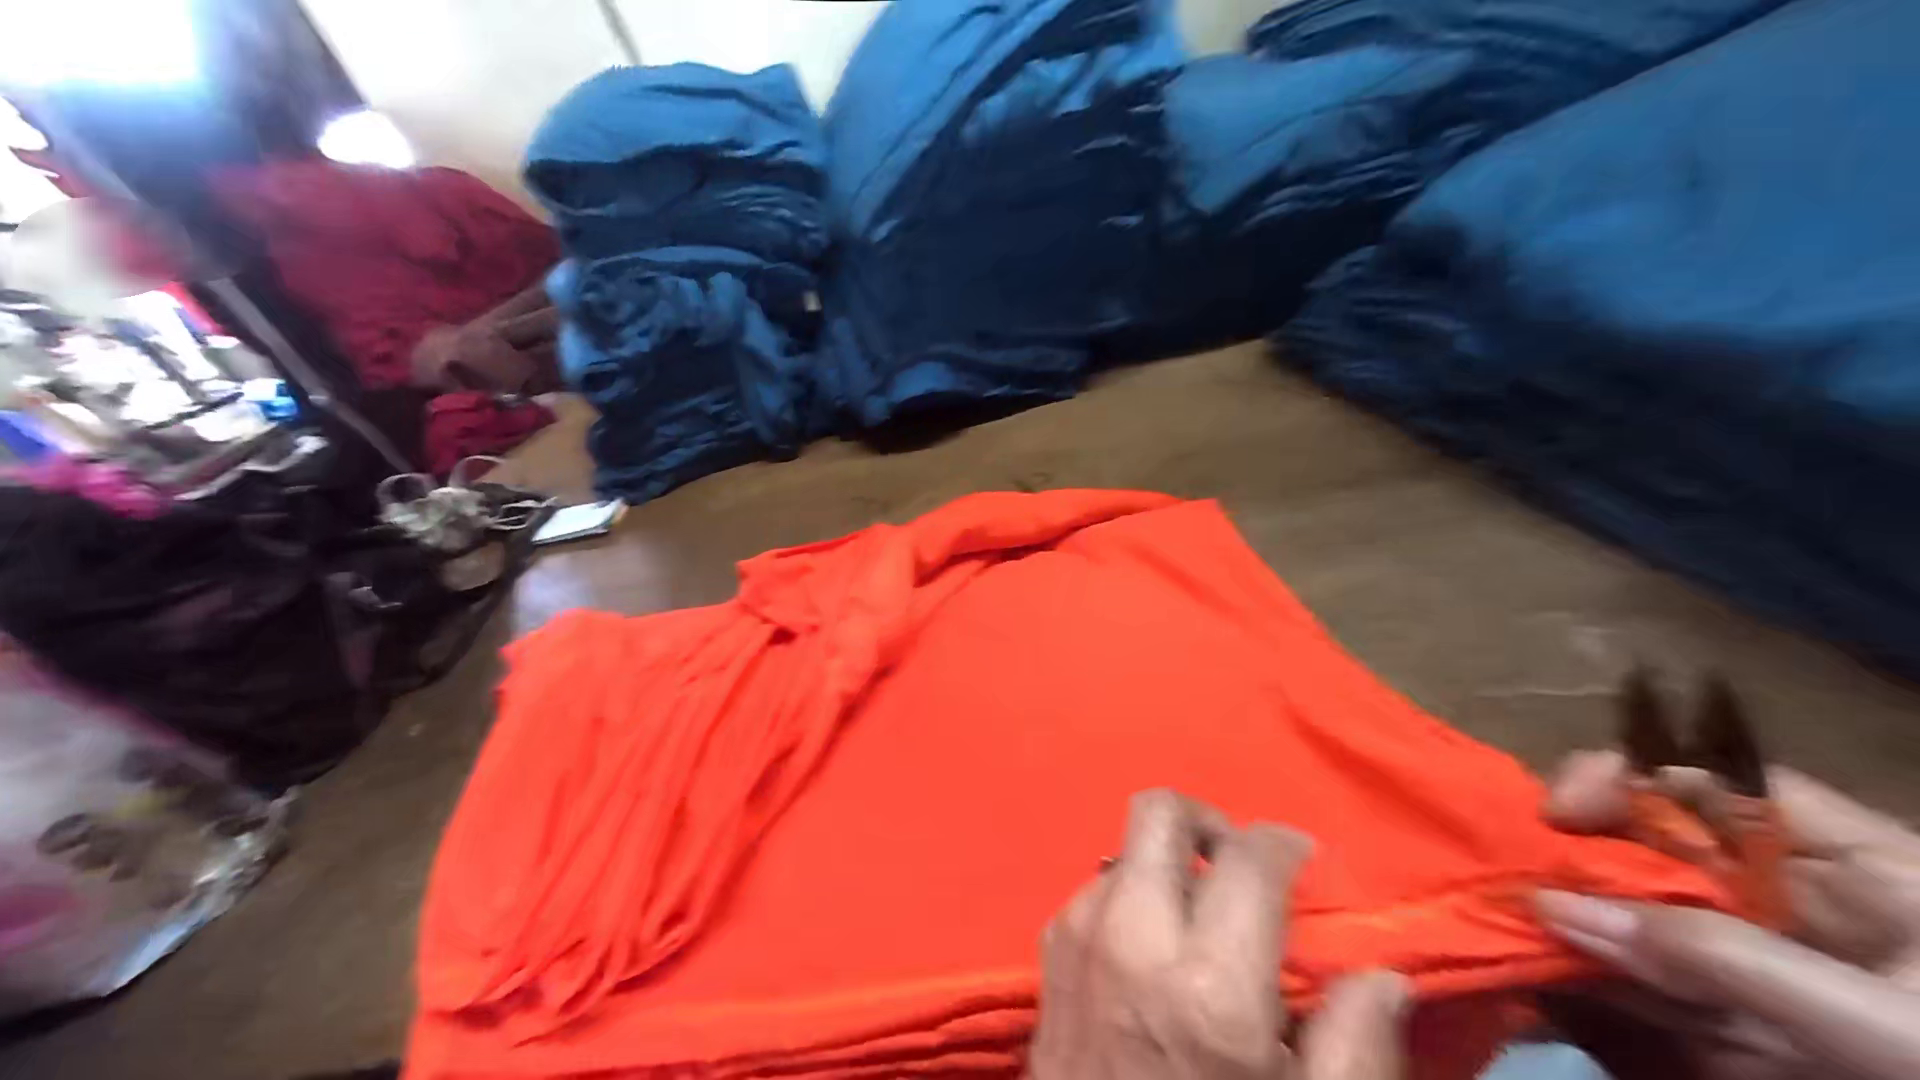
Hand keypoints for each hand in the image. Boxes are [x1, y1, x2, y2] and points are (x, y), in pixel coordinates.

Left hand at [1028, 789, 1409, 1079]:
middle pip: (1158, 812)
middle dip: (1207, 821)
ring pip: (1126, 849)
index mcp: (1209, 986)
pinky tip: (1152, 953)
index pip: (1249, 858)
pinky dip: (1132, 897)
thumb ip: (1357, 1048)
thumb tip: (1379, 975)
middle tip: (1240, 864)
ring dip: (1167, 865)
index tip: (1303, 859)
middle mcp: (1132, 936)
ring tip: (1199, 921)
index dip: (1285, 844)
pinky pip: (1097, 888)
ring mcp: (1078, 935)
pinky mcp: (1048, 951)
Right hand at [1537, 750, 1919, 1078]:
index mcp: (1844, 865)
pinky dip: (1586, 983)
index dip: (1622, 778)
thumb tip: (1553, 905)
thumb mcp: (1881, 1025)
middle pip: (1650, 843)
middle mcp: (1783, 898)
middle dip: (1576, 856)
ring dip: (1567, 921)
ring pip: (1630, 912)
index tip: (1558, 811)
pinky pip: (1641, 983)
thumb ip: (1718, 956)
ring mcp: (1753, 962)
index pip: (1707, 782)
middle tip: (1513, 879)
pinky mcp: (1729, 1020)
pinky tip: (1542, 987)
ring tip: (1506, 931)